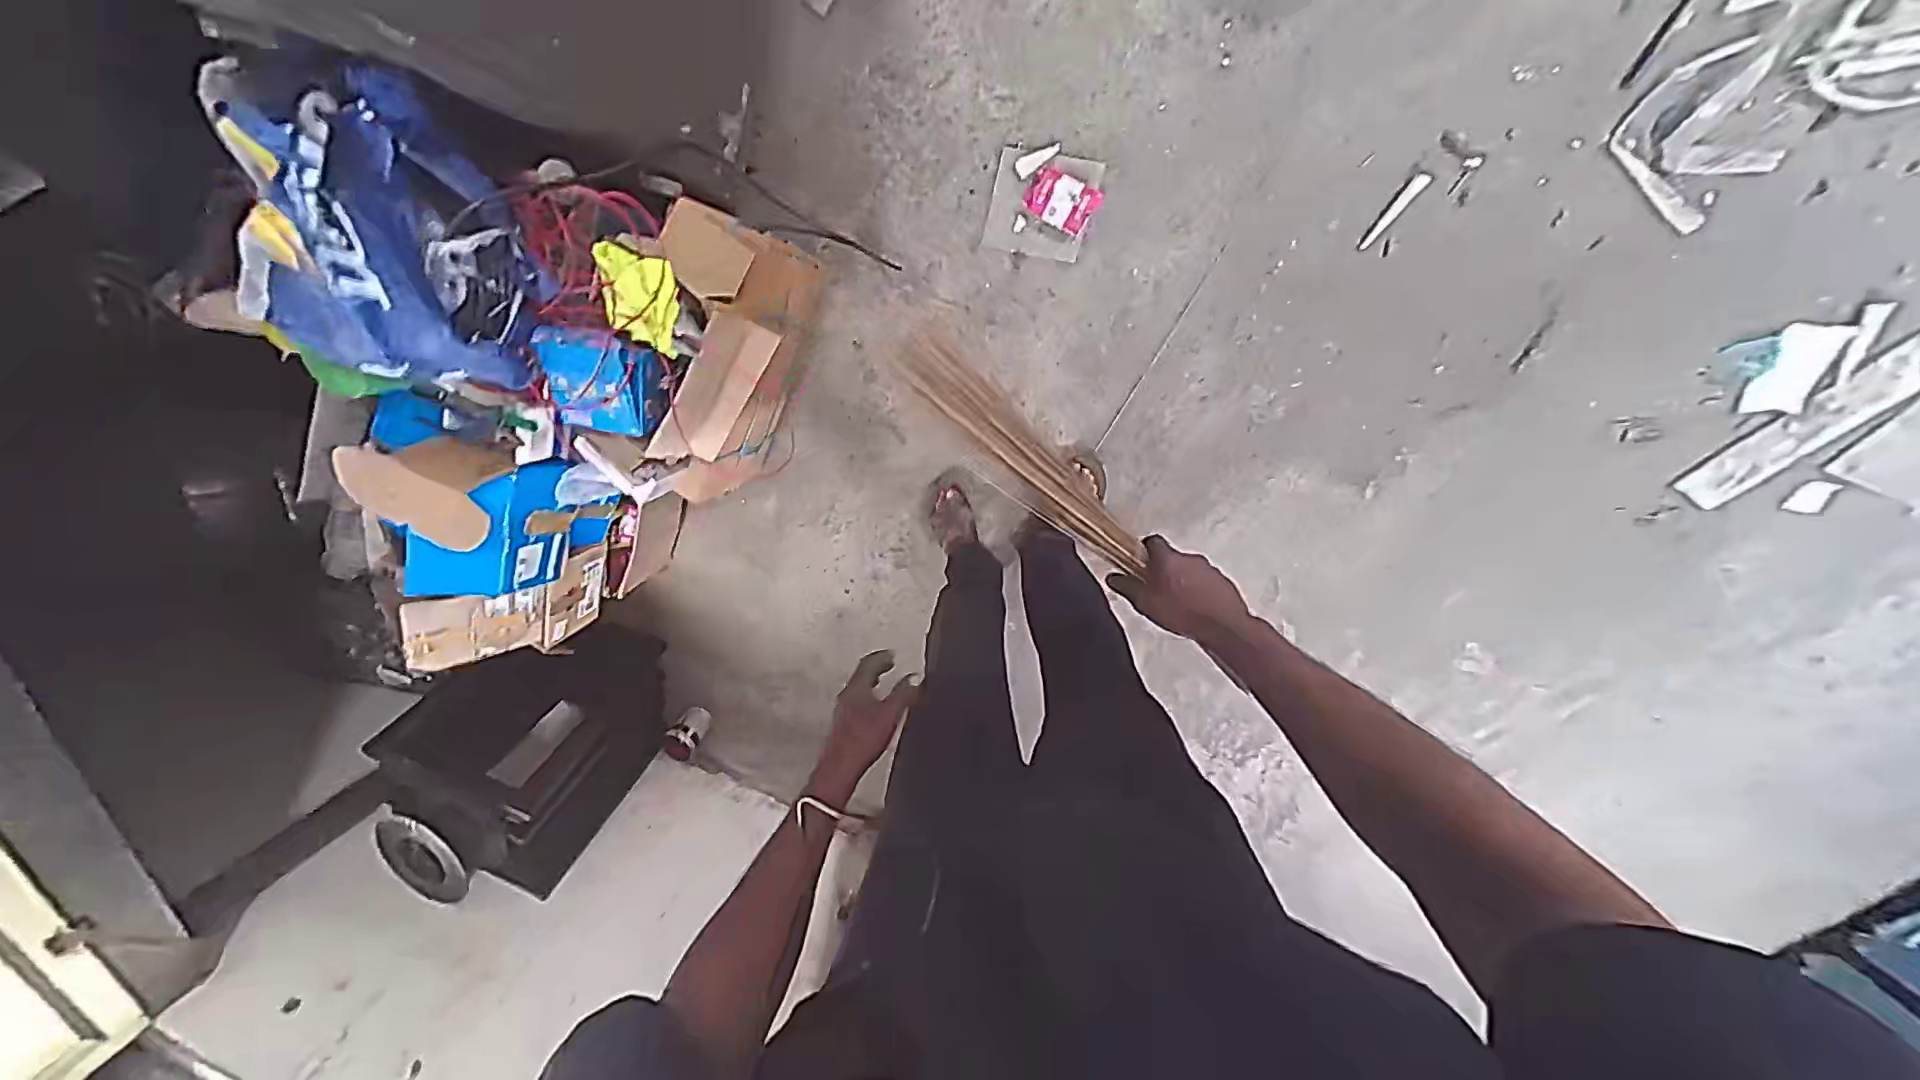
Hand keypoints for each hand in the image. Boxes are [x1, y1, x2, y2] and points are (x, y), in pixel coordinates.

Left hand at [809, 650, 918, 802]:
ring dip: (872, 681)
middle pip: (861, 674)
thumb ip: (904, 694)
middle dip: (877, 667)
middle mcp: (847, 696)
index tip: (890, 655)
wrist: (840, 768)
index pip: (868, 664)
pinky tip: (875, 707)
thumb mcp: (891, 714)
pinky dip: (868, 695)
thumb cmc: (862, 741)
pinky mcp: (843, 724)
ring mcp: (843, 710)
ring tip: (883, 681)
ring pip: (858, 688)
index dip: (881, 657)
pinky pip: (856, 701)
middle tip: (888, 663)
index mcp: (857, 688)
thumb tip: (915, 679)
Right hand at [1107, 535, 1254, 642]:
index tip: (1139, 560)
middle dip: (1163, 570)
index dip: (1144, 550)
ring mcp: (1209, 569)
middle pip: (1171, 557)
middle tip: (1155, 588)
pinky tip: (1193, 609)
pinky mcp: (1223, 582)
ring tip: (1175, 604)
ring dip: (1182, 581)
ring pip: (1189, 570)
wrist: (1222, 627)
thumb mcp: (1145, 603)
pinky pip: (1206, 582)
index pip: (1152, 541)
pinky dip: (1199, 591)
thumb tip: (1114, 578)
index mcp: (1167, 559)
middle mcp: (1189, 559)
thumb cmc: (1185, 613)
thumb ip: (1127, 587)